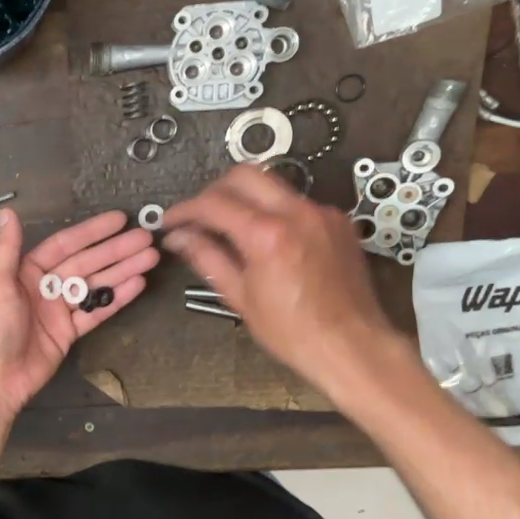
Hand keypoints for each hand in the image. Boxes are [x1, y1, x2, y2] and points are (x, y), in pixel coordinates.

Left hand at [0, 208, 158, 415]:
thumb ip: (7, 249)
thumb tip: (7, 211)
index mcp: (24, 273)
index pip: (64, 246)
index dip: (91, 233)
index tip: (119, 220)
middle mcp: (43, 288)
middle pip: (84, 264)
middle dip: (115, 251)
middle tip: (146, 239)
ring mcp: (57, 311)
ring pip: (94, 286)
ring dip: (121, 271)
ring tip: (150, 257)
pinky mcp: (68, 333)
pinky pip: (95, 312)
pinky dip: (115, 299)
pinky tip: (137, 284)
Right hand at [159, 163, 409, 395]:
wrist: (349, 343)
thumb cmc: (292, 330)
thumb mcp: (238, 295)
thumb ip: (206, 257)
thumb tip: (179, 238)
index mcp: (267, 235)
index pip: (213, 203)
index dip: (184, 210)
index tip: (170, 221)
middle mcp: (297, 213)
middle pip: (243, 175)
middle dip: (213, 192)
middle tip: (197, 218)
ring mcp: (321, 213)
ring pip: (271, 184)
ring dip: (243, 198)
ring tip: (226, 228)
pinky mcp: (336, 221)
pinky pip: (295, 202)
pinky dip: (271, 211)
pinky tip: (262, 238)